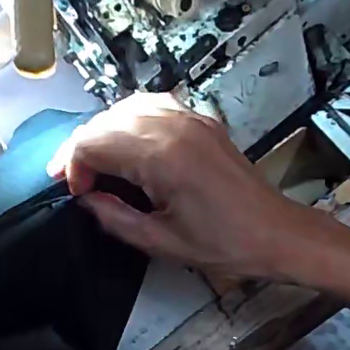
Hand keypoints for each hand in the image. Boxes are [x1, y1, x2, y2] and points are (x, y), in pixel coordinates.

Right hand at [47, 92, 330, 279]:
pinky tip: (125, 141)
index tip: (75, 193)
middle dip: (81, 148)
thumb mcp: (160, 242)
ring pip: (126, 107)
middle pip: (105, 121)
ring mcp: (190, 117)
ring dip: (103, 132)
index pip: (94, 142)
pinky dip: (130, 119)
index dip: (73, 166)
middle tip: (74, 180)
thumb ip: (114, 217)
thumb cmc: (224, 244)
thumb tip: (85, 199)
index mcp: (161, 156)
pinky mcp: (201, 120)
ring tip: (94, 162)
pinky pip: (153, 105)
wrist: (277, 233)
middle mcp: (173, 126)